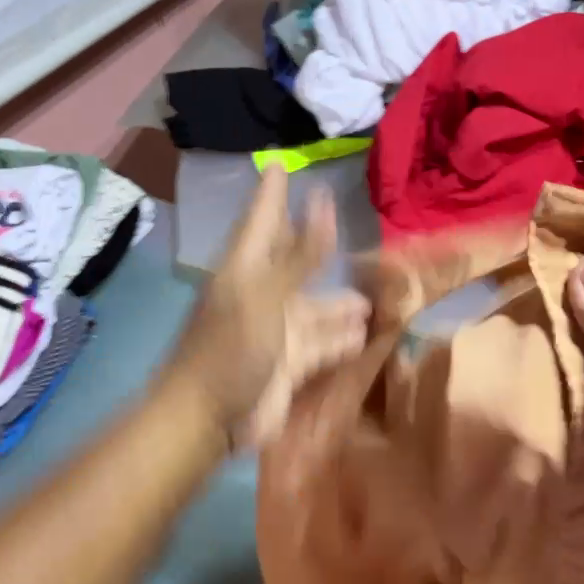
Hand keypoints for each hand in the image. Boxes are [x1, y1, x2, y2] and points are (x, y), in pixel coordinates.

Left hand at [163, 165, 369, 448]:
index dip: (273, 194)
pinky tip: (366, 334)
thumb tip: (322, 202)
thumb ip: (298, 255)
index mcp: (245, 271)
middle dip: (319, 253)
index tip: (282, 165)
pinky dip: (343, 341)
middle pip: (295, 266)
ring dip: (341, 305)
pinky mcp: (290, 367)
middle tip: (349, 235)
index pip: (262, 221)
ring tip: (374, 298)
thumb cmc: (230, 350)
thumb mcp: (263, 295)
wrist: (209, 419)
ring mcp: (276, 333)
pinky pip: (323, 347)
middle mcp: (261, 296)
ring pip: (316, 311)